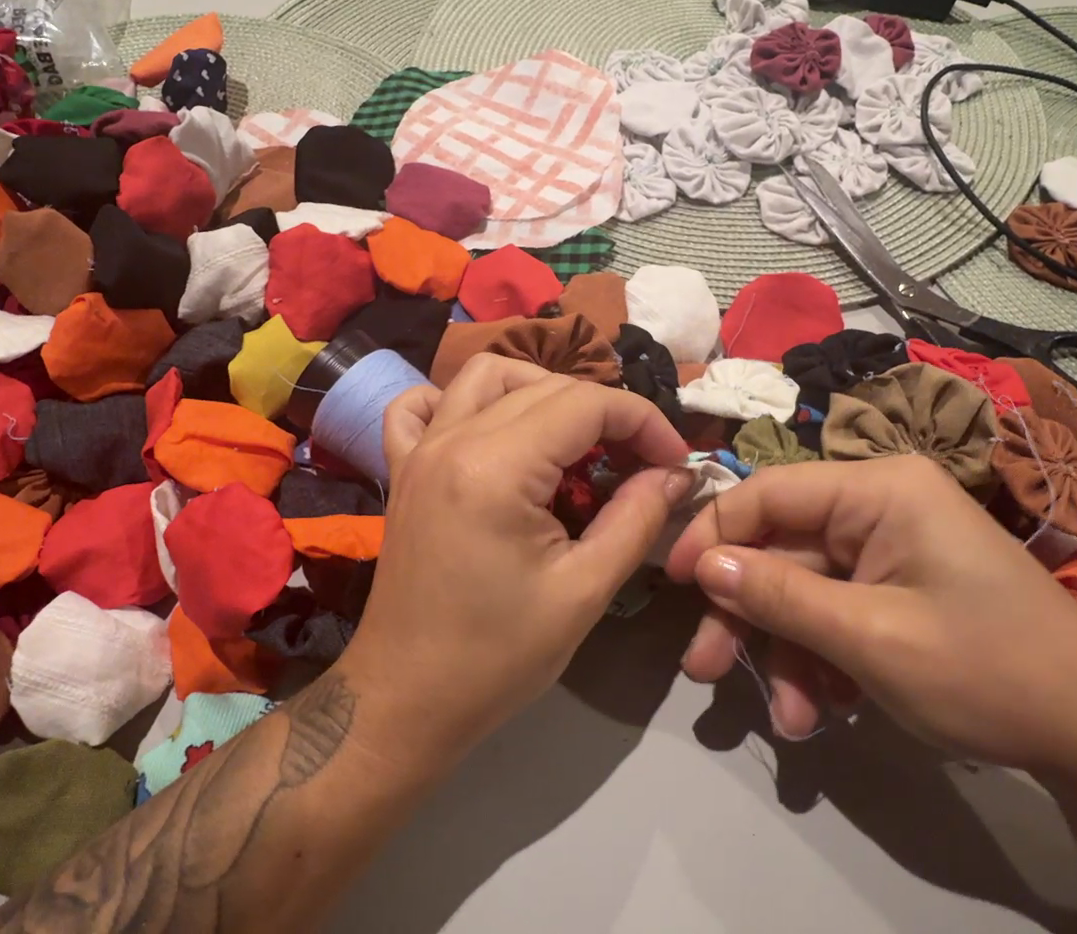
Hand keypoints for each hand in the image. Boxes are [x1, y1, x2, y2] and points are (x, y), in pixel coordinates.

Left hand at [341, 356, 693, 753]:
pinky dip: (460, 402)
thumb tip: (675, 474)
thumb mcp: (583, 591)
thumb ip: (636, 520)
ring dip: (541, 391)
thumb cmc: (497, 657)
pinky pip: (421, 407)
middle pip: (544, 387)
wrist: (406, 700)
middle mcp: (452, 440)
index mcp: (496, 467)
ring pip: (486, 376)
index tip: (674, 461)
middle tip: (639, 462)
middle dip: (605, 413)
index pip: (586, 403)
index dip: (642, 421)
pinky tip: (489, 430)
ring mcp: (418, 451)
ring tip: (576, 439)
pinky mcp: (402, 471)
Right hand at [666, 456, 1076, 770]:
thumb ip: (780, 595)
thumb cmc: (988, 671)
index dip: (714, 533)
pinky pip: (835, 614)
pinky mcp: (899, 591)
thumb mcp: (870, 638)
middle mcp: (881, 508)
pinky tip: (823, 713)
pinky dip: (820, 662)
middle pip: (781, 548)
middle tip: (704, 669)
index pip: (769, 491)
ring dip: (785, 654)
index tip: (670, 583)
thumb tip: (701, 563)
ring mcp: (891, 551)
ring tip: (789, 720)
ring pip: (803, 590)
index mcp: (880, 490)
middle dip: (746, 614)